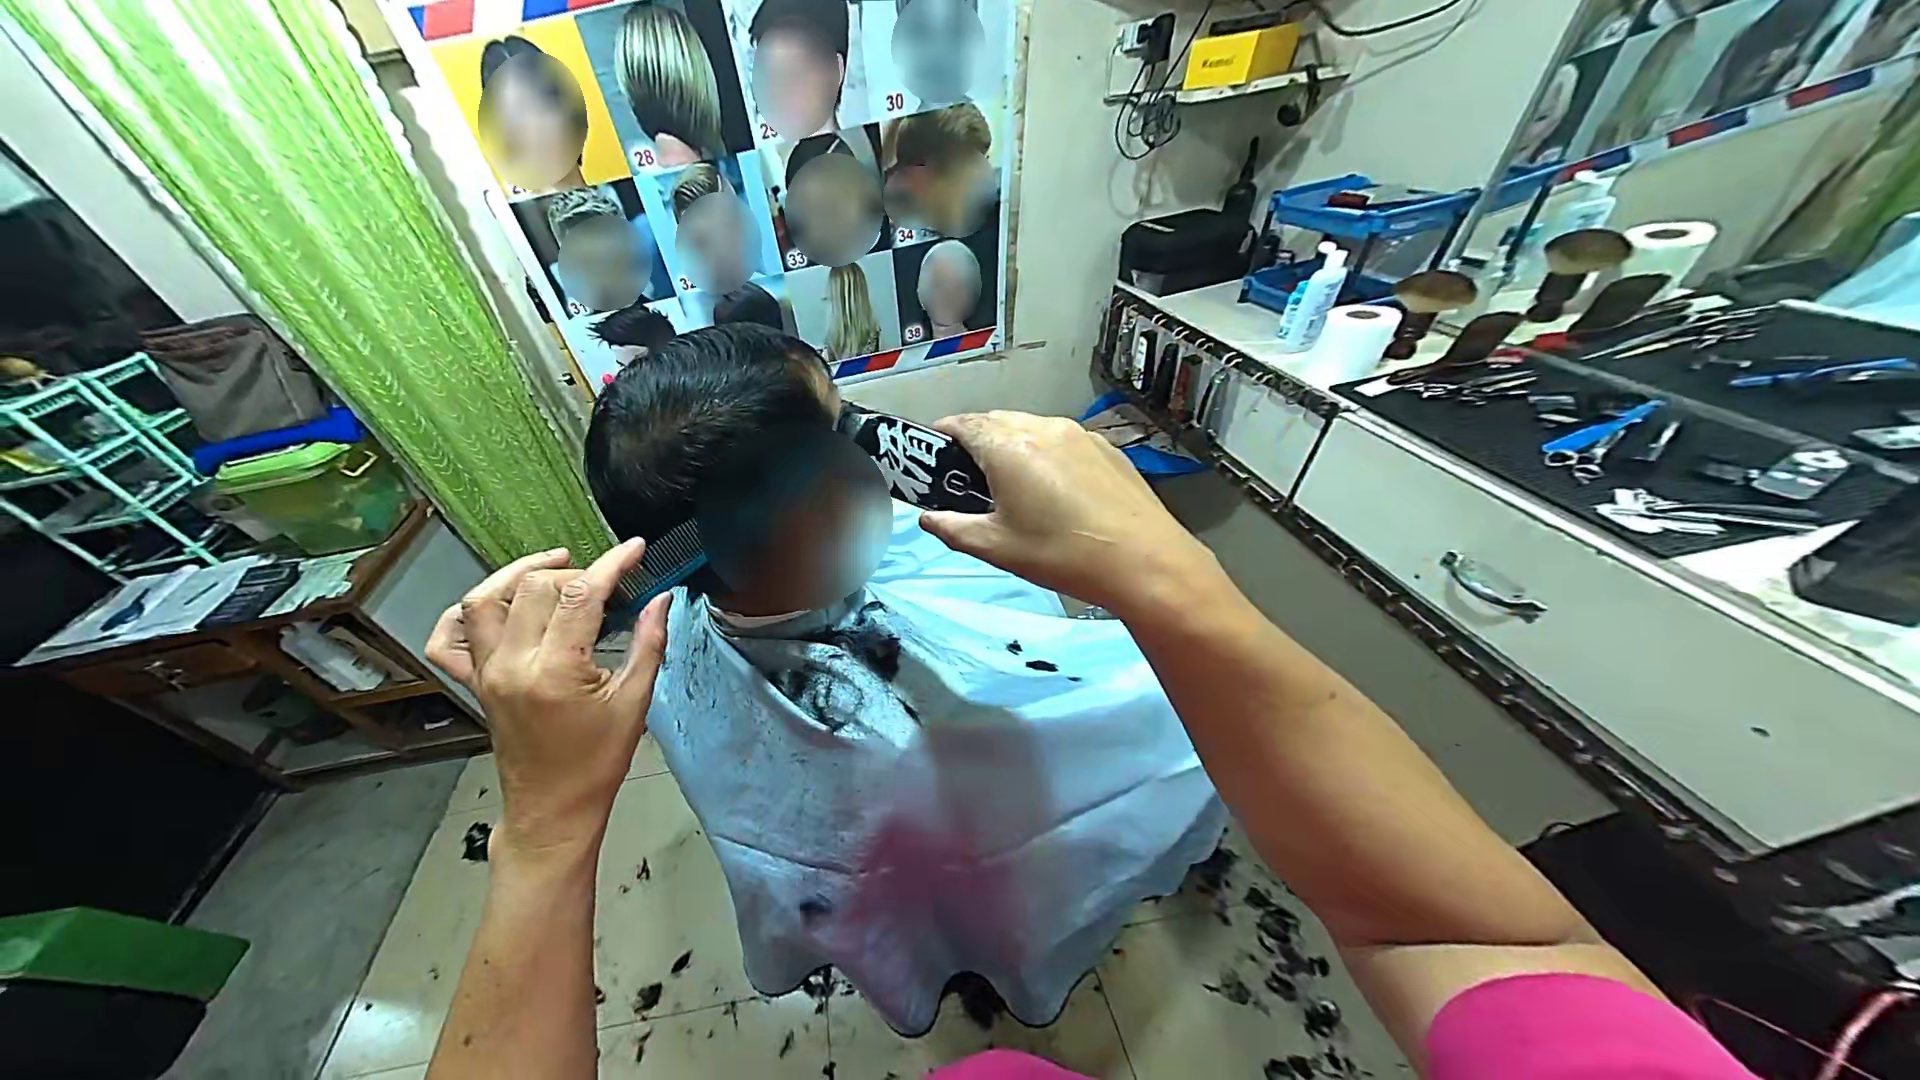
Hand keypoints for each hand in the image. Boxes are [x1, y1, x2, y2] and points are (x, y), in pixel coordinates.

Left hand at [427, 540, 671, 858]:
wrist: (553, 807)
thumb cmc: (599, 759)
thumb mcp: (636, 699)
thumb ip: (650, 641)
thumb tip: (662, 598)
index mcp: (555, 671)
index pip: (581, 594)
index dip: (612, 564)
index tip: (634, 549)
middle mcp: (511, 665)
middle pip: (533, 587)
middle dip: (576, 572)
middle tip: (607, 581)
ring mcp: (485, 672)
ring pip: (483, 600)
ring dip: (519, 574)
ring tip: (555, 567)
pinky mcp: (473, 682)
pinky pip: (450, 637)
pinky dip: (468, 611)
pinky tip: (499, 602)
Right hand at [918, 411, 1221, 615]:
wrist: (1145, 561)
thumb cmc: (1062, 554)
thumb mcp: (997, 548)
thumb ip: (953, 529)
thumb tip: (928, 518)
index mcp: (1009, 447)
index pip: (963, 424)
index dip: (942, 435)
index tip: (933, 454)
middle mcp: (1043, 428)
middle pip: (997, 421)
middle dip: (976, 440)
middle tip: (969, 476)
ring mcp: (1080, 435)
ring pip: (1032, 428)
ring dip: (1013, 445)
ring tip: (1012, 484)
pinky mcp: (1107, 449)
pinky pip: (1063, 440)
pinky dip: (1046, 453)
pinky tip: (1055, 489)